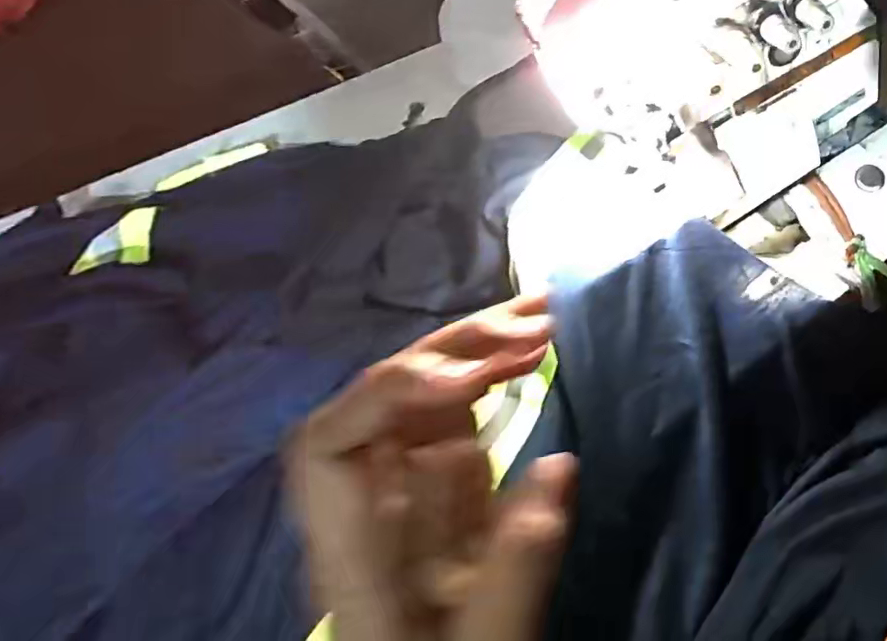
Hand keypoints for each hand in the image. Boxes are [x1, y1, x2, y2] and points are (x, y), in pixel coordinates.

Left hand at [285, 295, 574, 640]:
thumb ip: (513, 570)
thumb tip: (559, 465)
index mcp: (354, 546)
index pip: (326, 444)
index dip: (391, 395)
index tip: (471, 381)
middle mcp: (374, 491)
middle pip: (388, 394)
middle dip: (459, 351)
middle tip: (534, 329)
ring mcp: (411, 471)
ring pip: (429, 383)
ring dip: (485, 343)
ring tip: (546, 316)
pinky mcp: (448, 463)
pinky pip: (464, 397)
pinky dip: (500, 362)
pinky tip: (538, 343)